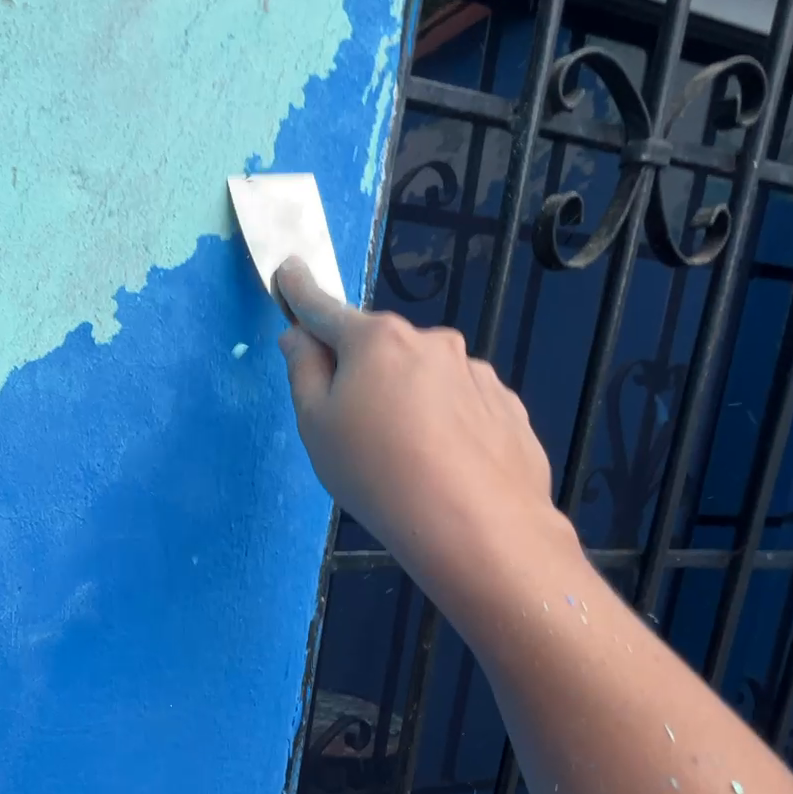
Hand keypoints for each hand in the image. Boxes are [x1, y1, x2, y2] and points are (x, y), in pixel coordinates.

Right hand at [271, 257, 574, 617]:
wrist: (474, 523)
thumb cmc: (373, 470)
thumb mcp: (314, 425)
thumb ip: (303, 372)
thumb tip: (299, 336)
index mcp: (375, 340)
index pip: (325, 309)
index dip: (299, 292)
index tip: (287, 271)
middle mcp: (430, 341)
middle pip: (377, 348)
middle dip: (358, 373)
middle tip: (348, 431)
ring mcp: (475, 372)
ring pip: (420, 379)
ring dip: (403, 402)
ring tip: (401, 460)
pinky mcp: (505, 406)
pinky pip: (456, 406)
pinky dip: (441, 425)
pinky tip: (438, 466)